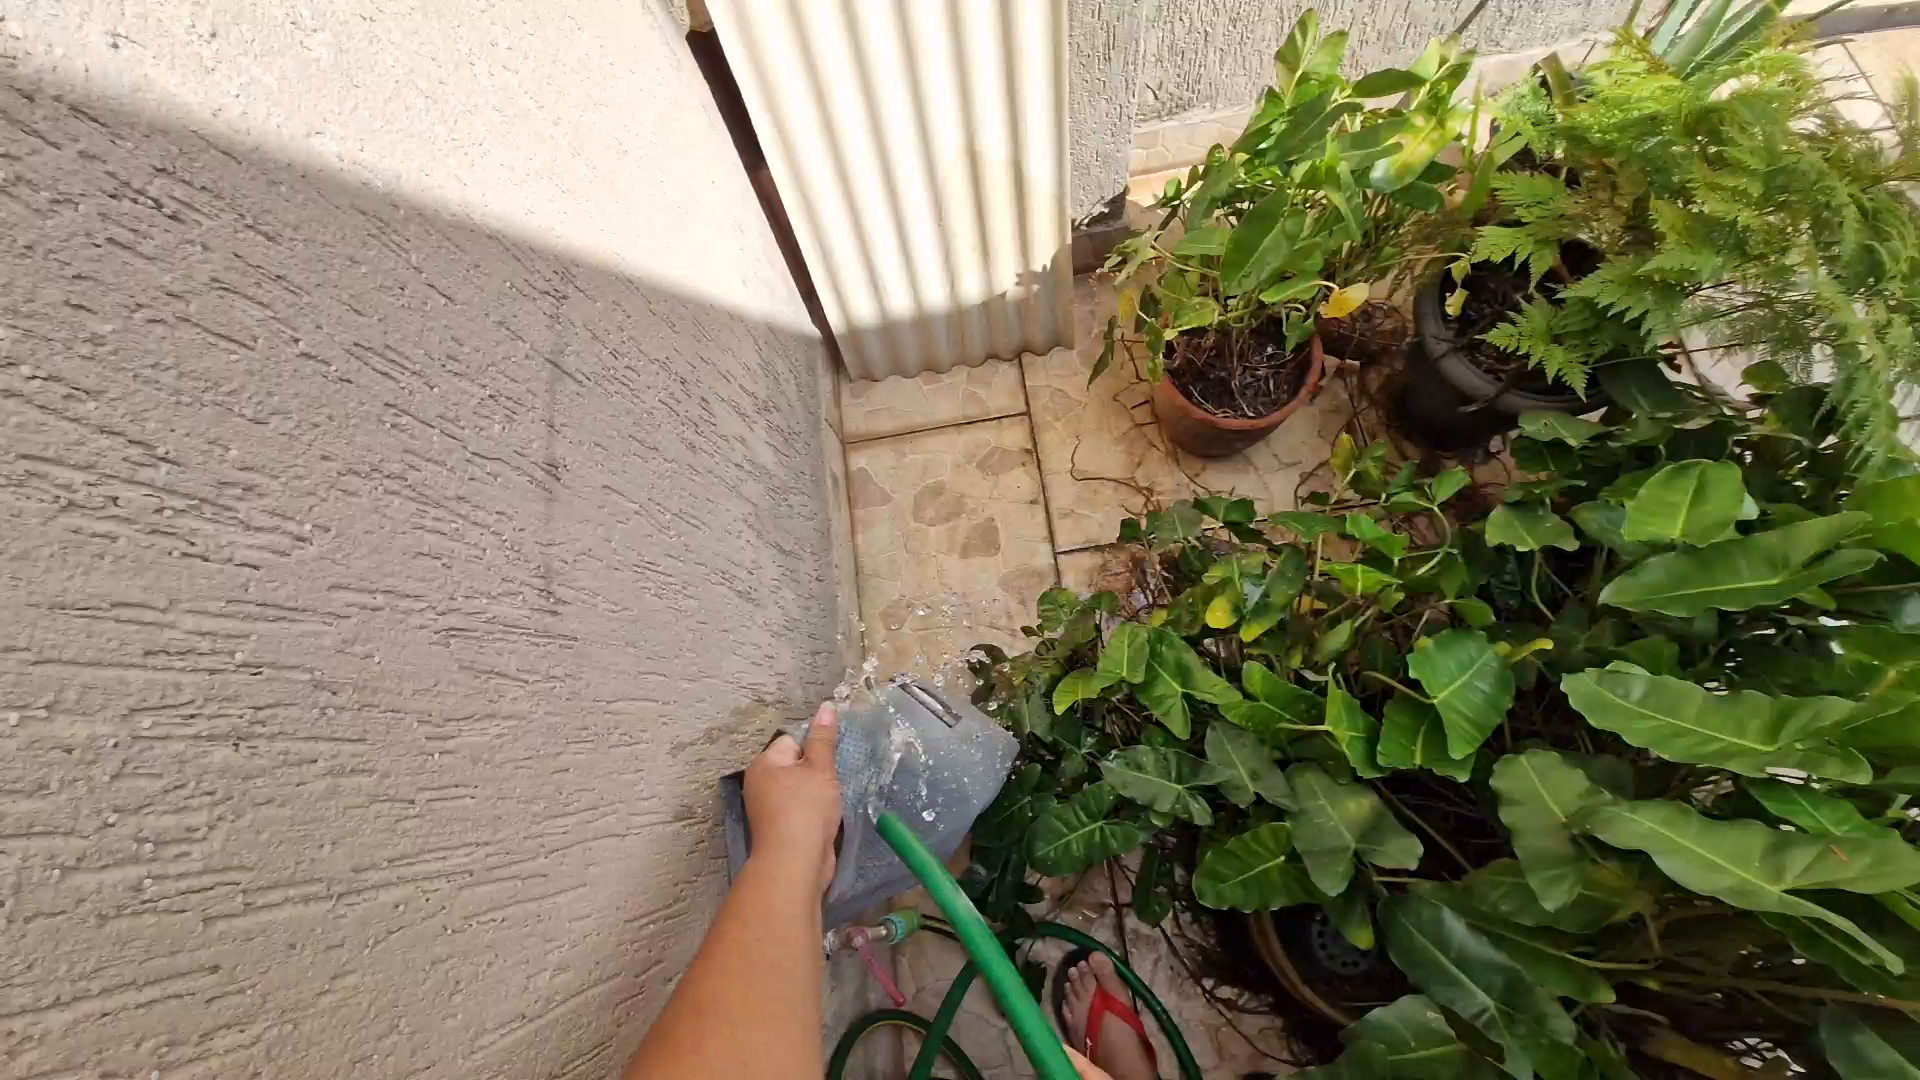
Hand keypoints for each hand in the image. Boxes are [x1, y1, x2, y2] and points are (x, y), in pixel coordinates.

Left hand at [743, 702, 841, 895]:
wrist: (796, 863)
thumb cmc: (806, 808)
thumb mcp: (820, 768)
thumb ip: (824, 738)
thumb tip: (827, 706)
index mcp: (765, 764)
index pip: (793, 740)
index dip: (815, 748)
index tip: (830, 761)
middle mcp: (762, 783)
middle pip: (798, 764)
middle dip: (819, 771)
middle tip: (834, 780)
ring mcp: (770, 808)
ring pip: (802, 788)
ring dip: (820, 792)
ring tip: (833, 799)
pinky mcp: (782, 828)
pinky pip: (803, 808)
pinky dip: (816, 810)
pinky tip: (828, 816)